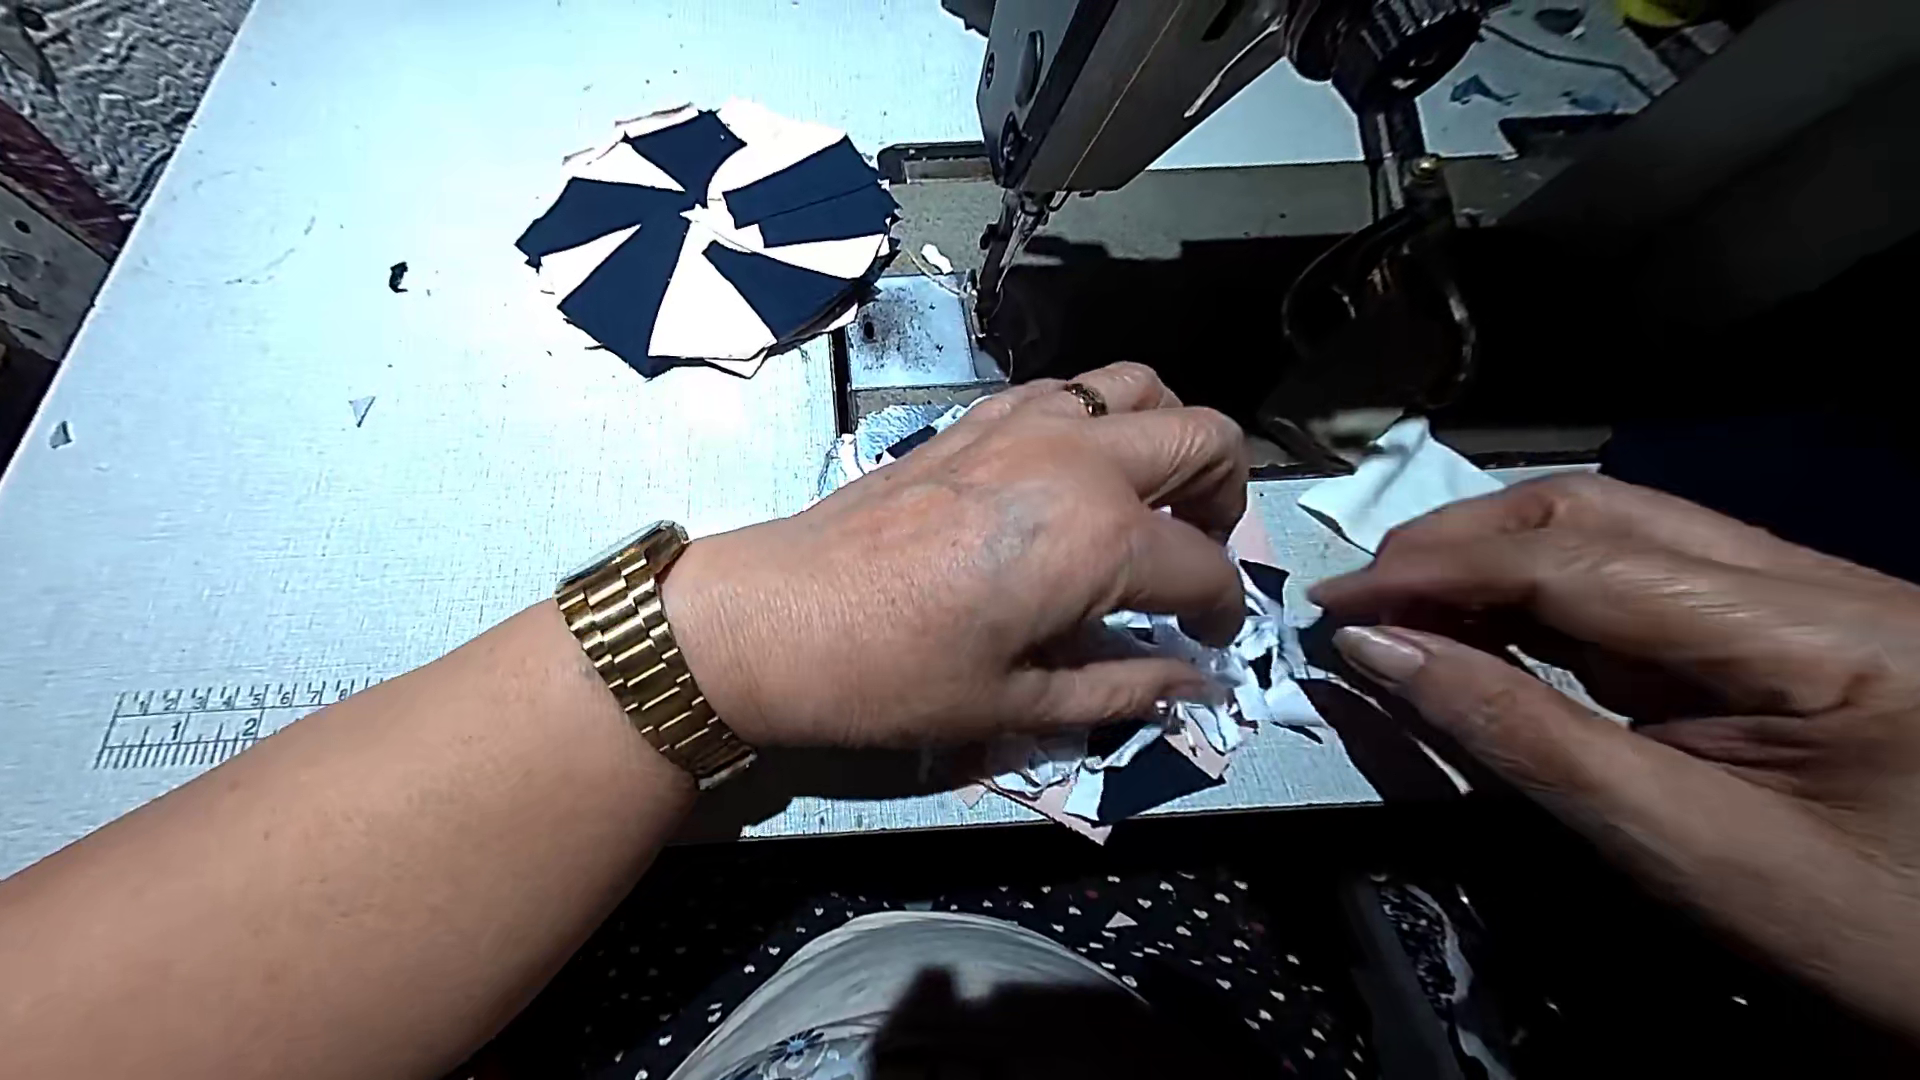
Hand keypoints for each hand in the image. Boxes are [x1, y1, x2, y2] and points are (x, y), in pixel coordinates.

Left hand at [663, 362, 1247, 748]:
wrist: (781, 614)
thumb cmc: (896, 673)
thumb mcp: (1018, 703)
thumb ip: (1124, 686)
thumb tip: (1196, 683)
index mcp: (1098, 536)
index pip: (1206, 566)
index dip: (1224, 608)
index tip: (1211, 637)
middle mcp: (1077, 458)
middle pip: (1205, 438)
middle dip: (1227, 496)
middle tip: (1200, 550)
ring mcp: (1025, 423)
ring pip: (1141, 387)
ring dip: (1169, 437)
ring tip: (1151, 495)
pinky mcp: (979, 415)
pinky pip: (1069, 388)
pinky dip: (1100, 419)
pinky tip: (1075, 471)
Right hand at [1310, 473, 1919, 1039]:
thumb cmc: (1875, 943)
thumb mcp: (1672, 840)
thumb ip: (1509, 727)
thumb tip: (1370, 646)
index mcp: (1824, 633)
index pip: (1569, 560)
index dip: (1431, 571)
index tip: (1334, 600)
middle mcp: (1810, 582)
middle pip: (1583, 510)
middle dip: (1451, 542)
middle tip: (1368, 595)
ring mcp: (1785, 598)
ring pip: (1591, 530)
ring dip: (1475, 558)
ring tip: (1402, 604)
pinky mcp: (1755, 628)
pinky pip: (1605, 578)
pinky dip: (1512, 592)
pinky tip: (1467, 623)